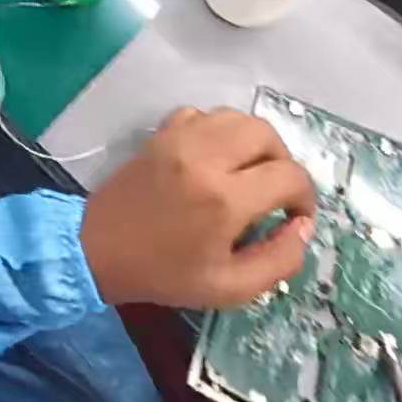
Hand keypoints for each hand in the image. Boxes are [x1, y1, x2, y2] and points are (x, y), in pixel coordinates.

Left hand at [80, 107, 317, 308]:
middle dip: (282, 161)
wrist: (96, 247)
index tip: (293, 217)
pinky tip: (212, 157)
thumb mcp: (230, 287)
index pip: (289, 176)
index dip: (304, 198)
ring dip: (251, 141)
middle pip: (265, 134)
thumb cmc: (162, 273)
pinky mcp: (157, 136)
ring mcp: (176, 140)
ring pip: (233, 117)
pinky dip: (214, 129)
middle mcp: (203, 158)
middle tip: (273, 190)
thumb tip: (302, 227)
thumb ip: (279, 260)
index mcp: (224, 198)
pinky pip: (198, 115)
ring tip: (247, 172)